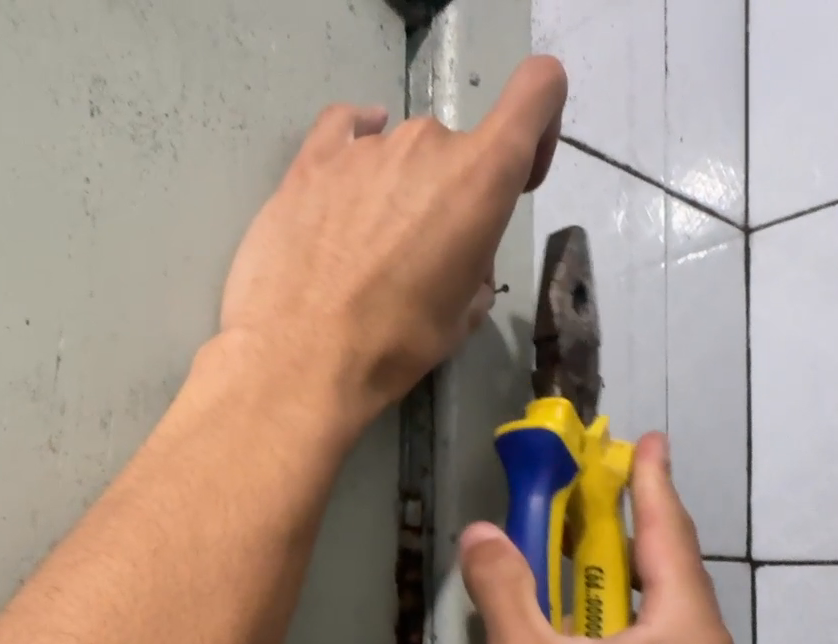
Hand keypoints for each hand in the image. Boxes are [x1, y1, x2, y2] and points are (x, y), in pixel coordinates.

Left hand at [209, 57, 566, 429]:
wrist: (299, 359)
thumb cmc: (393, 344)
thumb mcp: (462, 316)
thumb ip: (474, 267)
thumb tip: (457, 262)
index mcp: (481, 175)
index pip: (538, 91)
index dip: (538, 128)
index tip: (517, 178)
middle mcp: (425, 144)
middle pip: (451, 149)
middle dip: (444, 195)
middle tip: (415, 255)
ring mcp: (362, 150)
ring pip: (395, 153)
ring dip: (392, 188)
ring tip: (361, 248)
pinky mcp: (307, 166)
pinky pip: (340, 129)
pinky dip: (352, 141)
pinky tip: (345, 171)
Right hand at [460, 434, 740, 643]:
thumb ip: (502, 590)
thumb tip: (480, 532)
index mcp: (683, 637)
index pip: (669, 541)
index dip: (653, 485)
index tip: (647, 442)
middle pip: (671, 581)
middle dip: (633, 535)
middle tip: (597, 501)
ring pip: (664, 625)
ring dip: (624, 587)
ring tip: (583, 570)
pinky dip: (625, 630)